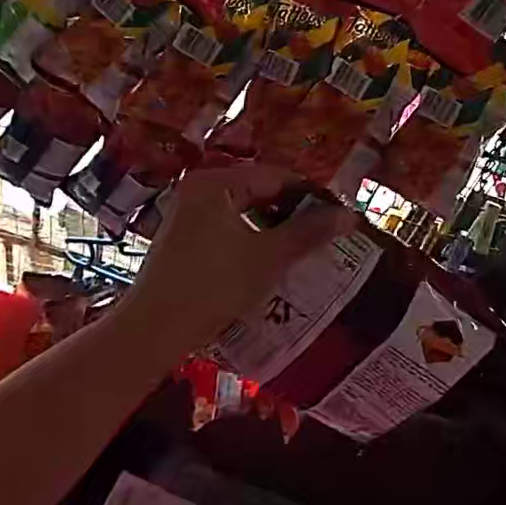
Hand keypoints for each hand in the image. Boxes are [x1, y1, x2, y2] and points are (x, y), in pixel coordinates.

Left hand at [117, 165, 356, 353]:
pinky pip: (227, 228)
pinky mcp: (184, 238)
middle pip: (257, 191)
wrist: (156, 328)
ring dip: (272, 228)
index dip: (309, 194)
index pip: (273, 176)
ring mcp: (188, 213)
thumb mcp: (268, 258)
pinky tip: (271, 260)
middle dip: (291, 212)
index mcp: (214, 182)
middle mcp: (198, 189)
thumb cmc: (213, 285)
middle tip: (325, 232)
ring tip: (305, 248)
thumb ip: (308, 233)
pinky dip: (251, 239)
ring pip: (243, 212)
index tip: (338, 214)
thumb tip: (349, 215)